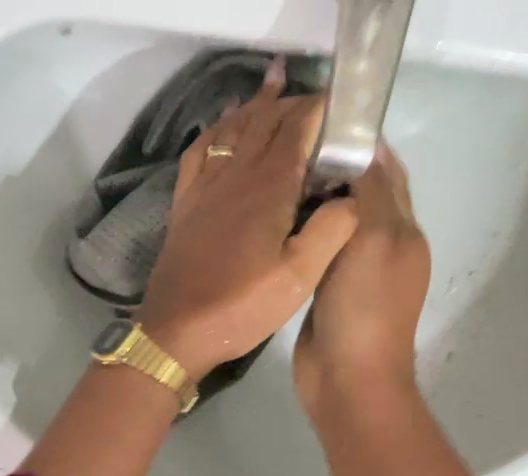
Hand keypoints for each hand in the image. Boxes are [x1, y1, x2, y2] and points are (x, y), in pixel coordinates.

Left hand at [135, 60, 358, 376]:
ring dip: (255, 107)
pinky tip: (222, 131)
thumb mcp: (300, 277)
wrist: (176, 332)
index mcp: (269, 187)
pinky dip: (216, 132)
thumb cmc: (241, 308)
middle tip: (315, 103)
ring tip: (273, 90)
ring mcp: (204, 188)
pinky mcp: (185, 206)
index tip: (344, 110)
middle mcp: (235, 175)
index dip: (321, 111)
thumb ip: (333, 230)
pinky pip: (200, 153)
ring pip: (232, 130)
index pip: (298, 127)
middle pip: (265, 121)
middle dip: (292, 104)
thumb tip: (351, 196)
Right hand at [294, 144, 430, 419]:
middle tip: (285, 154)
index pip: (385, 170)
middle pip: (359, 196)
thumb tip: (361, 149)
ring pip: (335, 225)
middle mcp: (384, 246)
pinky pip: (318, 254)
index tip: (317, 126)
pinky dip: (303, 236)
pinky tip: (277, 227)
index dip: (358, 145)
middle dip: (330, 172)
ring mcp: (355, 274)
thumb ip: (369, 191)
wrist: (348, 379)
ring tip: (276, 183)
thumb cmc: (365, 307)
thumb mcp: (373, 237)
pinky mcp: (330, 296)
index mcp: (403, 228)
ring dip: (313, 205)